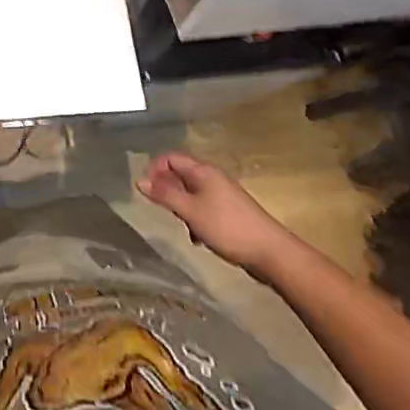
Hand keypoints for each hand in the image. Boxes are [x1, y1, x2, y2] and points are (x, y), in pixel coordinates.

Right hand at [138, 151, 298, 276]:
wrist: (270, 251)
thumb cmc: (226, 227)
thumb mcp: (190, 211)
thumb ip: (165, 195)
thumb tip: (140, 180)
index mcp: (203, 171)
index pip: (171, 158)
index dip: (155, 169)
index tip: (146, 191)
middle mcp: (212, 177)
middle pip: (181, 174)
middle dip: (168, 190)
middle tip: (163, 210)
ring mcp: (222, 194)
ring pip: (191, 193)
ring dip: (182, 207)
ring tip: (183, 226)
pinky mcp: (229, 211)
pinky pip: (203, 207)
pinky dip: (196, 219)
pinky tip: (199, 237)